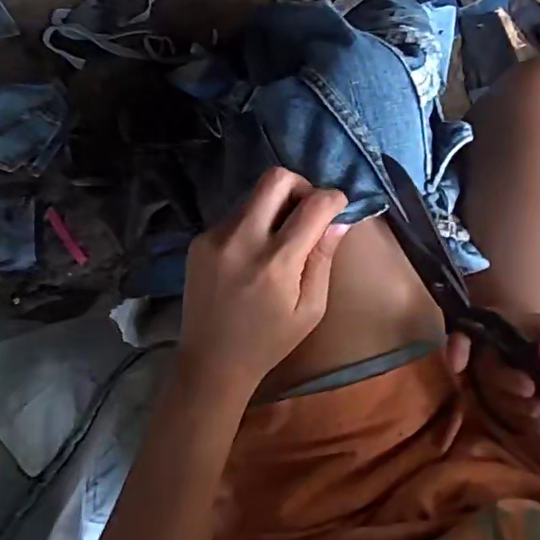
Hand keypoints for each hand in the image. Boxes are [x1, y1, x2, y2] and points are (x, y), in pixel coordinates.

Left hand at [179, 168, 348, 393]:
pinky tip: (255, 253)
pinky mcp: (199, 240)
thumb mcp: (310, 308)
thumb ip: (323, 259)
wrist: (211, 361)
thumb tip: (339, 220)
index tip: (338, 208)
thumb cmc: (270, 341)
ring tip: (281, 238)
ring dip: (276, 205)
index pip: (313, 205)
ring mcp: (215, 237)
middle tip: (309, 211)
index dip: (333, 198)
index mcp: (275, 263)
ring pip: (254, 194)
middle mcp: (242, 240)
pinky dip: (255, 222)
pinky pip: (236, 213)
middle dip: (301, 186)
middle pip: (276, 178)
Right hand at [446, 314, 539, 473]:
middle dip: (501, 386)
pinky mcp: (518, 399)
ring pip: (487, 384)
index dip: (465, 338)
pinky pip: (495, 404)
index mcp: (539, 333)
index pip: (489, 323)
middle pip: (484, 358)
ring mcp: (520, 373)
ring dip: (508, 406)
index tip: (457, 364)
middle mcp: (525, 347)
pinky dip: (511, 419)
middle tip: (533, 402)